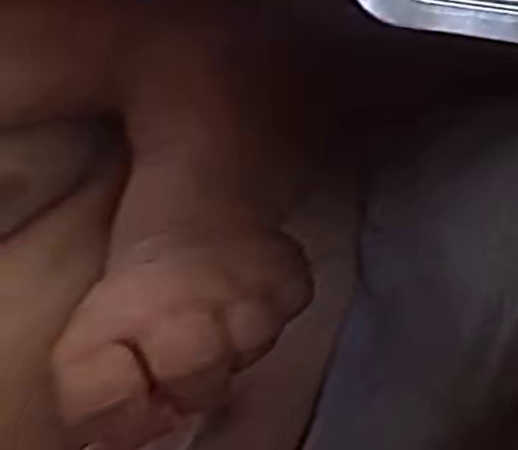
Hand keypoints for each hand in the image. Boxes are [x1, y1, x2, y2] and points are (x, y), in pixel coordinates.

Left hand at [51, 226, 311, 448]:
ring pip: (260, 346)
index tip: (148, 409)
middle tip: (186, 369)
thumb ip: (101, 400)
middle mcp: (214, 305)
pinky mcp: (298, 273)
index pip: (161, 395)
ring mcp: (264, 287)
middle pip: (213, 376)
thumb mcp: (85, 350)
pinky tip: (252, 308)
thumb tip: (139, 436)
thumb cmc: (138, 295)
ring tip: (221, 334)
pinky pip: (293, 313)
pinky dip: (275, 318)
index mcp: (157, 325)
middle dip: (198, 385)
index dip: (148, 415)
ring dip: (239, 350)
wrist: (200, 224)